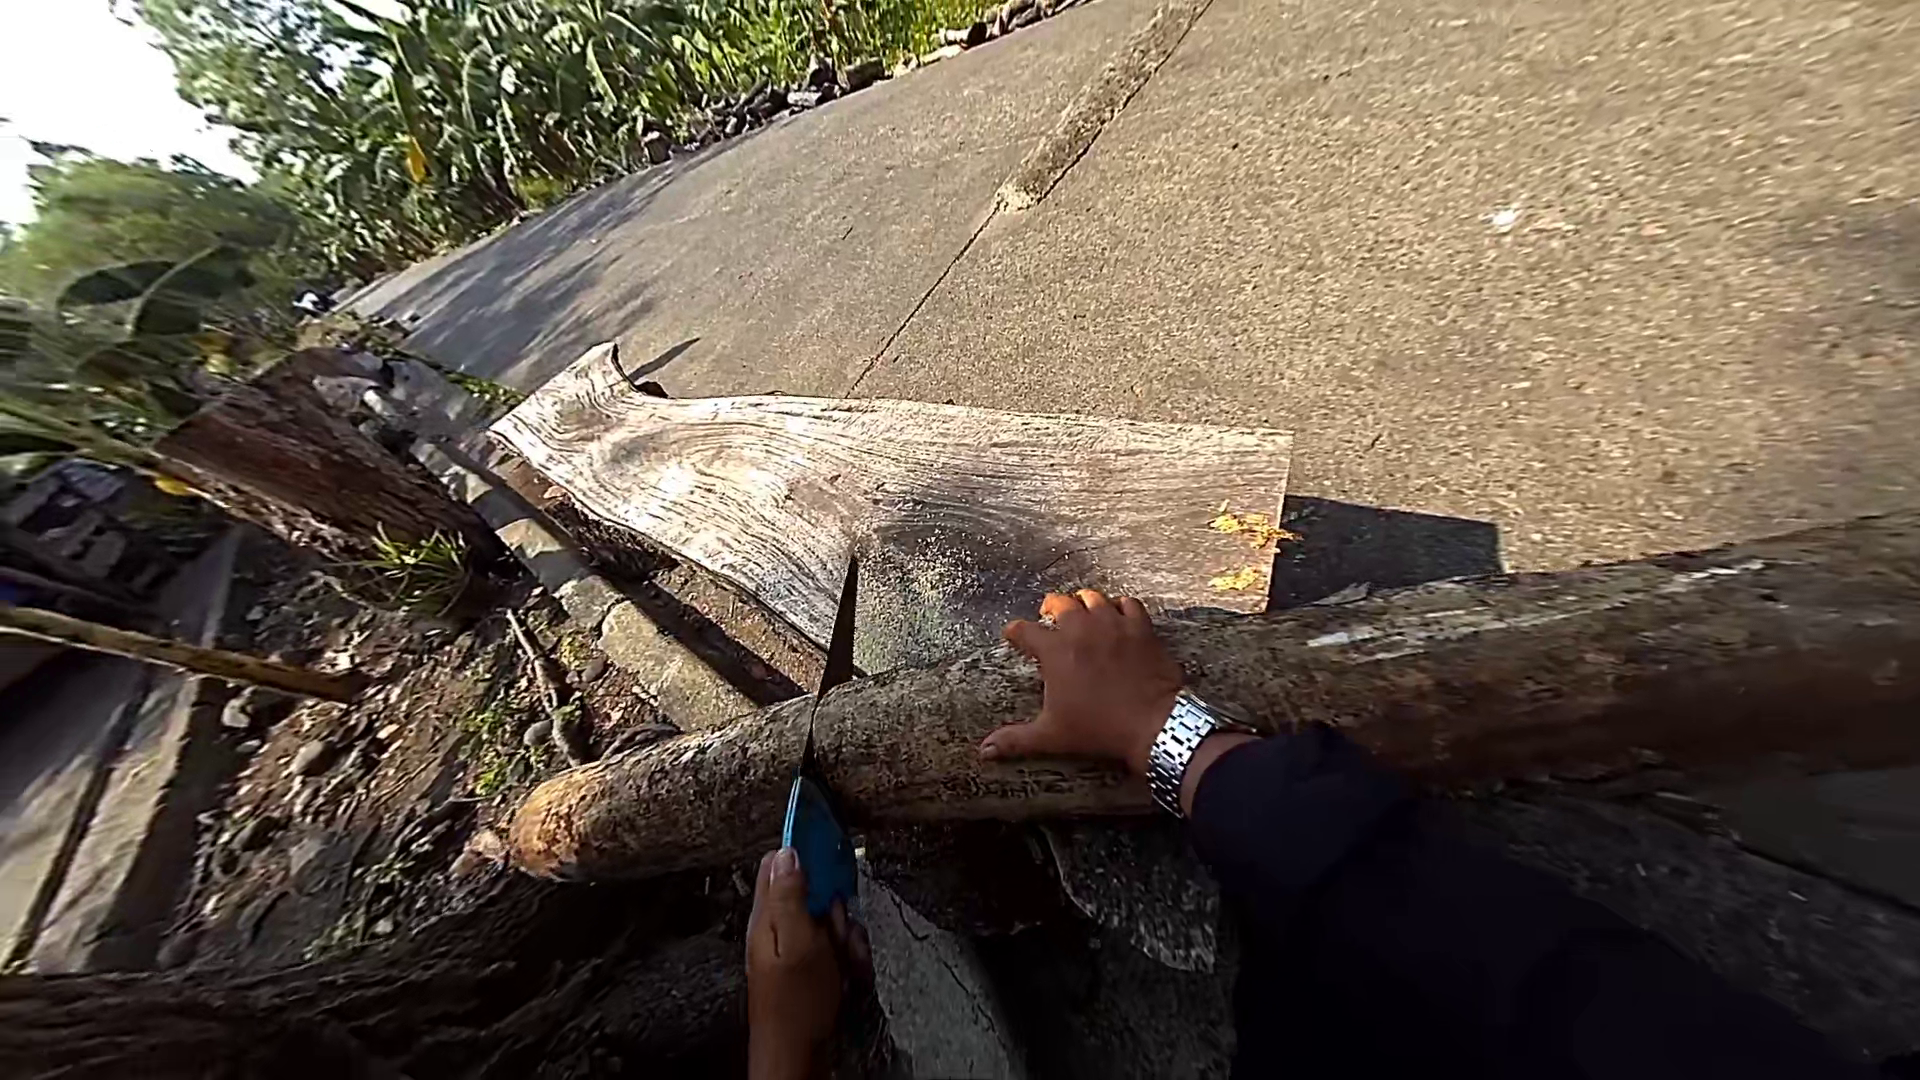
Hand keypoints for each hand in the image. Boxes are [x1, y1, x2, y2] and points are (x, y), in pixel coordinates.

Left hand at [746, 848, 868, 1079]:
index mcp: (766, 917)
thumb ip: (790, 896)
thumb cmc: (796, 1006)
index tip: (828, 858)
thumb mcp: (797, 942)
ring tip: (845, 952)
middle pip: (808, 888)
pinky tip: (848, 967)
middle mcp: (776, 927)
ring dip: (843, 928)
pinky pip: (831, 941)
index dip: (803, 854)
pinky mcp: (807, 964)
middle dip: (832, 900)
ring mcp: (792, 946)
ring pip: (825, 915)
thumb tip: (787, 851)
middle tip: (837, 924)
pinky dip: (845, 949)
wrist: (798, 1062)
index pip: (777, 862)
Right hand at [978, 589, 1183, 775]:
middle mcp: (1081, 629)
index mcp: (1055, 650)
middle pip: (1059, 602)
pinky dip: (1120, 606)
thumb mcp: (1052, 735)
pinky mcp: (1140, 627)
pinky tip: (1118, 615)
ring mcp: (1112, 624)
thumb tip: (984, 751)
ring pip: (1092, 597)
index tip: (1012, 634)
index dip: (1014, 632)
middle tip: (1049, 615)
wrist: (1153, 724)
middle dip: (1050, 607)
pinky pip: (1128, 603)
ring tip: (1082, 611)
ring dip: (1084, 602)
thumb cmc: (1099, 728)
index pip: (1024, 630)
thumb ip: (1016, 739)